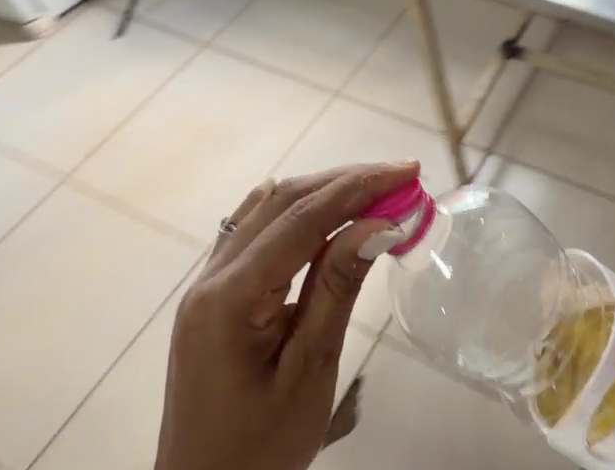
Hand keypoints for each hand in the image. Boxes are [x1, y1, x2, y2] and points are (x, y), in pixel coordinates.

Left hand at [155, 161, 418, 469]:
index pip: (302, 218)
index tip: (408, 171)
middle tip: (403, 176)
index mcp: (230, 297)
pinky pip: (252, 230)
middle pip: (283, 202)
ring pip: (267, 209)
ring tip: (377, 187)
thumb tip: (378, 223)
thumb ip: (338, 288)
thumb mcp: (310, 370)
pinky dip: (293, 209)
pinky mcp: (213, 296)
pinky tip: (319, 204)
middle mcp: (210, 277)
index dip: (359, 187)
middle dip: (346, 182)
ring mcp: (206, 284)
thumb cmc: (260, 447)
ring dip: (323, 191)